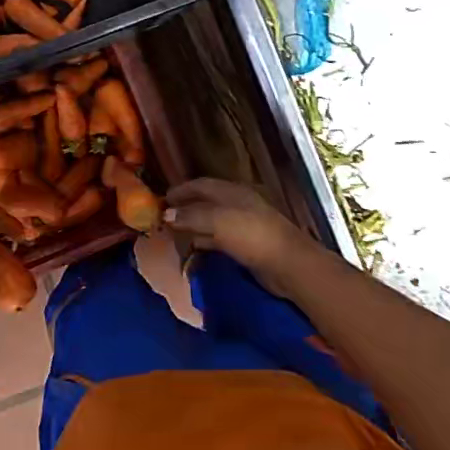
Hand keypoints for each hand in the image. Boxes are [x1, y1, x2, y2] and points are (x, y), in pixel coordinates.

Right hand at [163, 178, 342, 297]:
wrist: (288, 265)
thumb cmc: (252, 235)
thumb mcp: (217, 221)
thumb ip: (191, 216)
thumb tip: (167, 214)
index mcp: (231, 192)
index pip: (201, 185)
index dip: (181, 190)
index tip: (161, 199)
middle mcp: (237, 205)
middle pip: (206, 202)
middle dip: (185, 208)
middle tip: (164, 217)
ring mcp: (243, 225)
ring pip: (211, 221)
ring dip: (193, 226)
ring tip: (174, 234)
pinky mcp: (247, 245)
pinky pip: (218, 239)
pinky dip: (204, 241)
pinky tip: (193, 249)